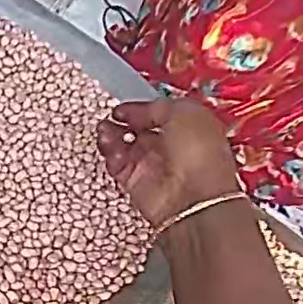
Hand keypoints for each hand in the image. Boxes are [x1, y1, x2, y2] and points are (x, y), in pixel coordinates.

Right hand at [95, 99, 243, 227]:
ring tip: (104, 131)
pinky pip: (118, 166)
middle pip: (137, 131)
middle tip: (110, 119)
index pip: (157, 114)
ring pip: (124, 147)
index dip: (139, 110)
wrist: (192, 196)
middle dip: (122, 123)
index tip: (123, 108)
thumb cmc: (198, 152)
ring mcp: (151, 166)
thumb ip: (154, 108)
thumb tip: (134, 112)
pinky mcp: (136, 184)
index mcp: (187, 126)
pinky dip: (112, 155)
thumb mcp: (182, 112)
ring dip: (112, 137)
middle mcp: (169, 147)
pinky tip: (109, 147)